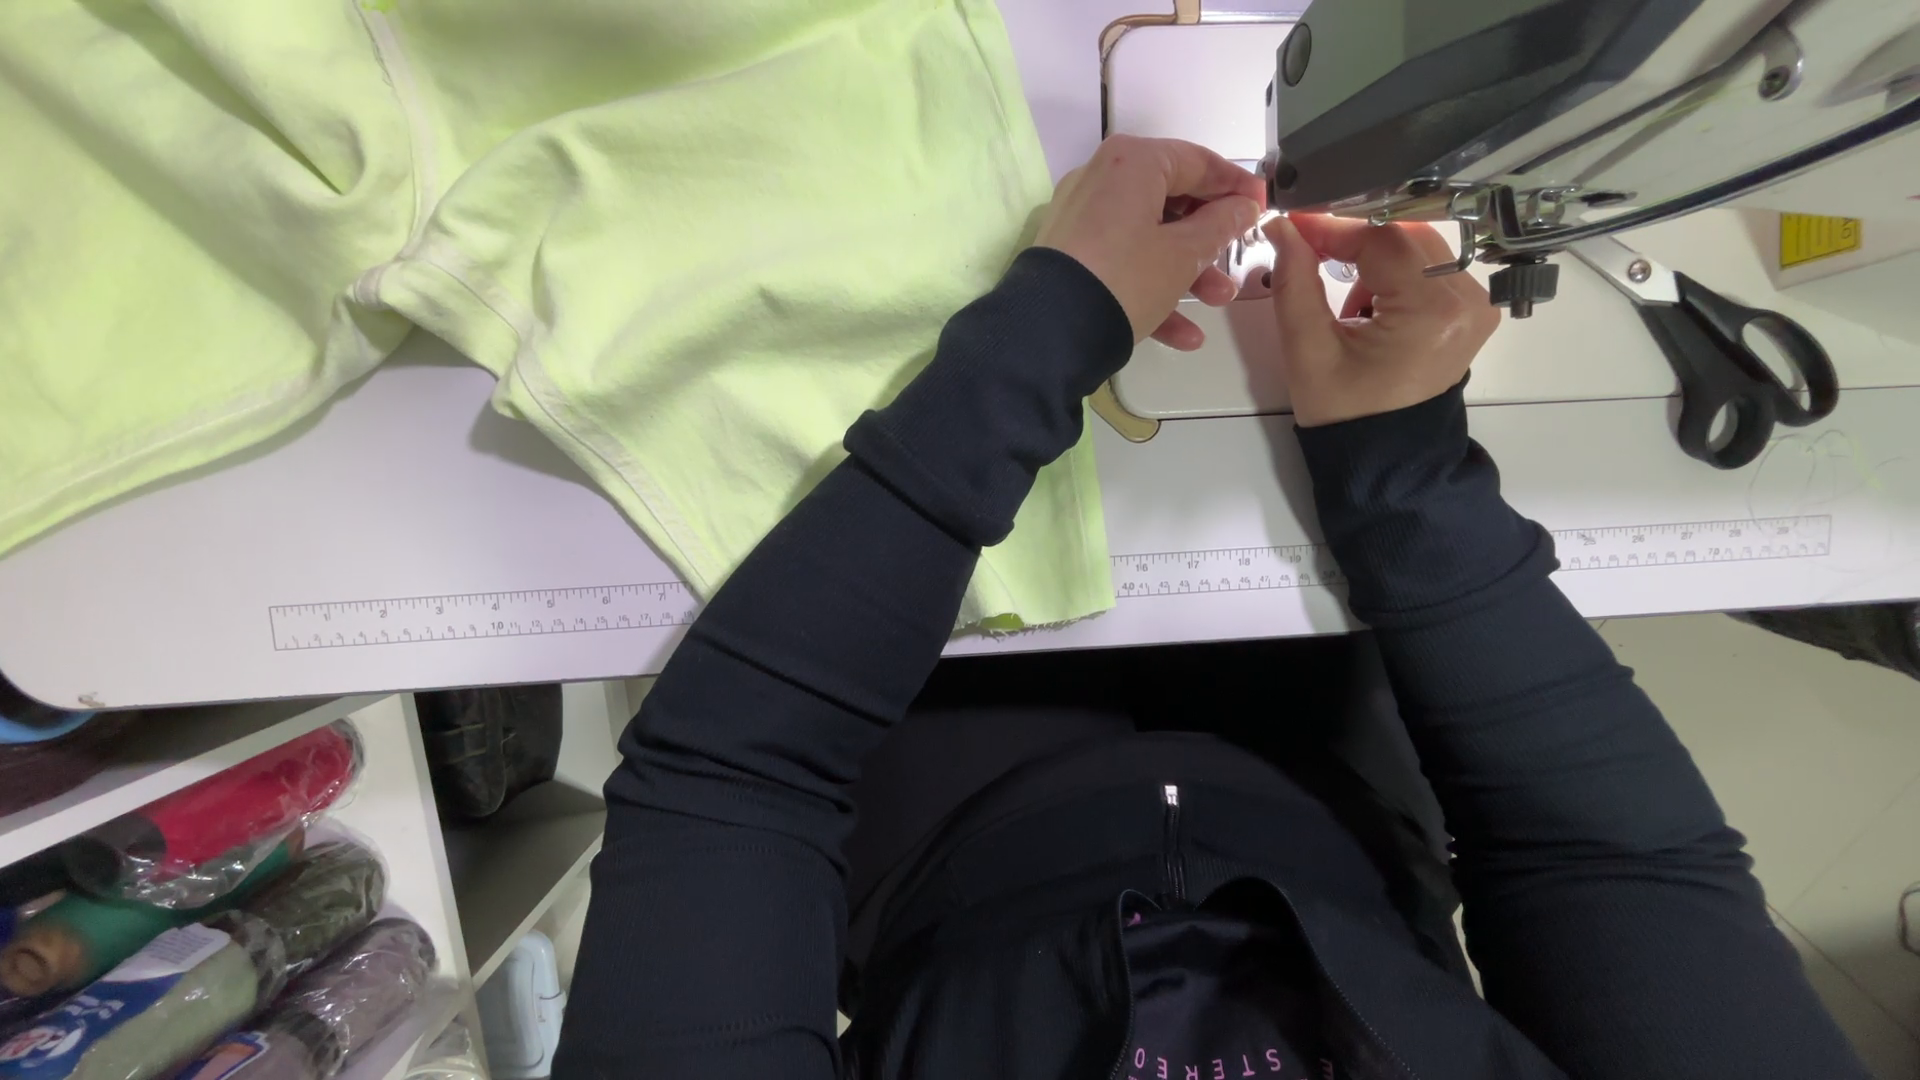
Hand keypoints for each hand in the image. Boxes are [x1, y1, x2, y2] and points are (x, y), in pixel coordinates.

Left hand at [1034, 135, 1263, 350]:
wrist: (1048, 334)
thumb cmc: (1126, 280)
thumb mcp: (1183, 254)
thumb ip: (1220, 225)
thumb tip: (1242, 206)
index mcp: (1132, 162)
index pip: (1197, 162)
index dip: (1234, 186)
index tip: (1262, 207)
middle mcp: (1101, 181)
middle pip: (1169, 204)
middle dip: (1208, 240)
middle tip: (1235, 264)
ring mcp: (1079, 221)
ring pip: (1146, 240)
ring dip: (1184, 273)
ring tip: (1216, 302)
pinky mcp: (1068, 259)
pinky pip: (1119, 265)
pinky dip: (1149, 292)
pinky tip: (1182, 334)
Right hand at [1263, 213, 1501, 426]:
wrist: (1381, 453)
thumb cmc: (1341, 410)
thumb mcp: (1307, 350)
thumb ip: (1294, 283)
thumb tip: (1282, 228)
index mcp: (1432, 311)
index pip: (1382, 242)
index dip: (1333, 227)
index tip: (1293, 223)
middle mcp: (1468, 298)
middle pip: (1406, 236)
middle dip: (1353, 239)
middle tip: (1307, 247)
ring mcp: (1476, 304)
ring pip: (1418, 248)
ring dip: (1373, 257)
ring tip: (1341, 297)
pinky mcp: (1472, 310)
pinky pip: (1430, 268)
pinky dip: (1393, 274)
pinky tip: (1368, 306)